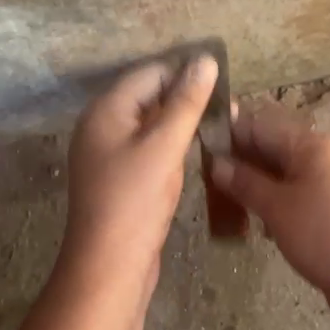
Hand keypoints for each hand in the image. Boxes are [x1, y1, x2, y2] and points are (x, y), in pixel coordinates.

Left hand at [62, 54, 218, 286]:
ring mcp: (108, 154)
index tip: (224, 84)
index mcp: (105, 111)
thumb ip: (186, 103)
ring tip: (220, 126)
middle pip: (148, 96)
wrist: (109, 269)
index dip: (185, 74)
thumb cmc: (134, 202)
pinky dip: (172, 146)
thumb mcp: (165, 147)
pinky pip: (148, 148)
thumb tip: (206, 60)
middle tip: (228, 107)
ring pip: (151, 124)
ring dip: (181, 123)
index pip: (150, 74)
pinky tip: (197, 152)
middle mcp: (101, 126)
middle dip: (185, 98)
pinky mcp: (120, 179)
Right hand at [207, 110, 329, 313]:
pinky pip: (295, 191)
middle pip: (272, 147)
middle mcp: (323, 155)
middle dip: (240, 161)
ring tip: (225, 203)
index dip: (229, 133)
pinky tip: (256, 222)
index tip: (199, 146)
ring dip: (255, 184)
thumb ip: (244, 181)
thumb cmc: (323, 237)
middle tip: (206, 180)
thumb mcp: (276, 208)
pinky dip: (274, 200)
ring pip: (282, 172)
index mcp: (311, 144)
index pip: (261, 124)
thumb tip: (217, 162)